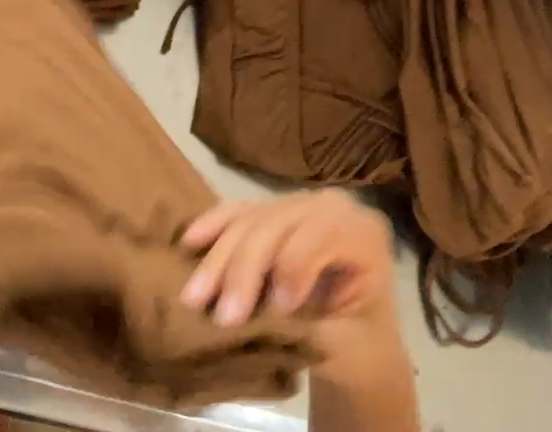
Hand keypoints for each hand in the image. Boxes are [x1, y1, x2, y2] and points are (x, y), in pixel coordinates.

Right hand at [179, 189, 396, 332]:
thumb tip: (272, 313)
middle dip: (244, 269)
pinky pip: (234, 213)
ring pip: (248, 222)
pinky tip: (189, 241)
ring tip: (194, 297)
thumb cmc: (361, 344)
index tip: (280, 308)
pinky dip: (211, 227)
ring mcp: (294, 205)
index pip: (322, 235)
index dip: (296, 266)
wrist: (357, 341)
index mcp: (362, 233)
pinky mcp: (267, 213)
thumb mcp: (353, 345)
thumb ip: (317, 325)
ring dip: (218, 259)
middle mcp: (328, 207)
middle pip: (276, 226)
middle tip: (224, 316)